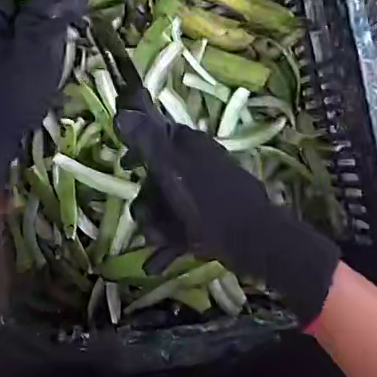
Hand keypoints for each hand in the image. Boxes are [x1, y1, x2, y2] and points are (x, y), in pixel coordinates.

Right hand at [115, 109, 340, 321]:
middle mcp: (196, 162)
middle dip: (146, 201)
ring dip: (155, 225)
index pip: (154, 136)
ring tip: (156, 242)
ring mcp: (204, 191)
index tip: (125, 167)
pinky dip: (168, 242)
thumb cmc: (209, 202)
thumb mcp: (172, 169)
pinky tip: (155, 264)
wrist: (254, 240)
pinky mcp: (210, 218)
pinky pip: (180, 227)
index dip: (136, 152)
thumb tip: (122, 112)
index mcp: (188, 144)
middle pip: (156, 177)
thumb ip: (146, 140)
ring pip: (166, 205)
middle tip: (144, 217)